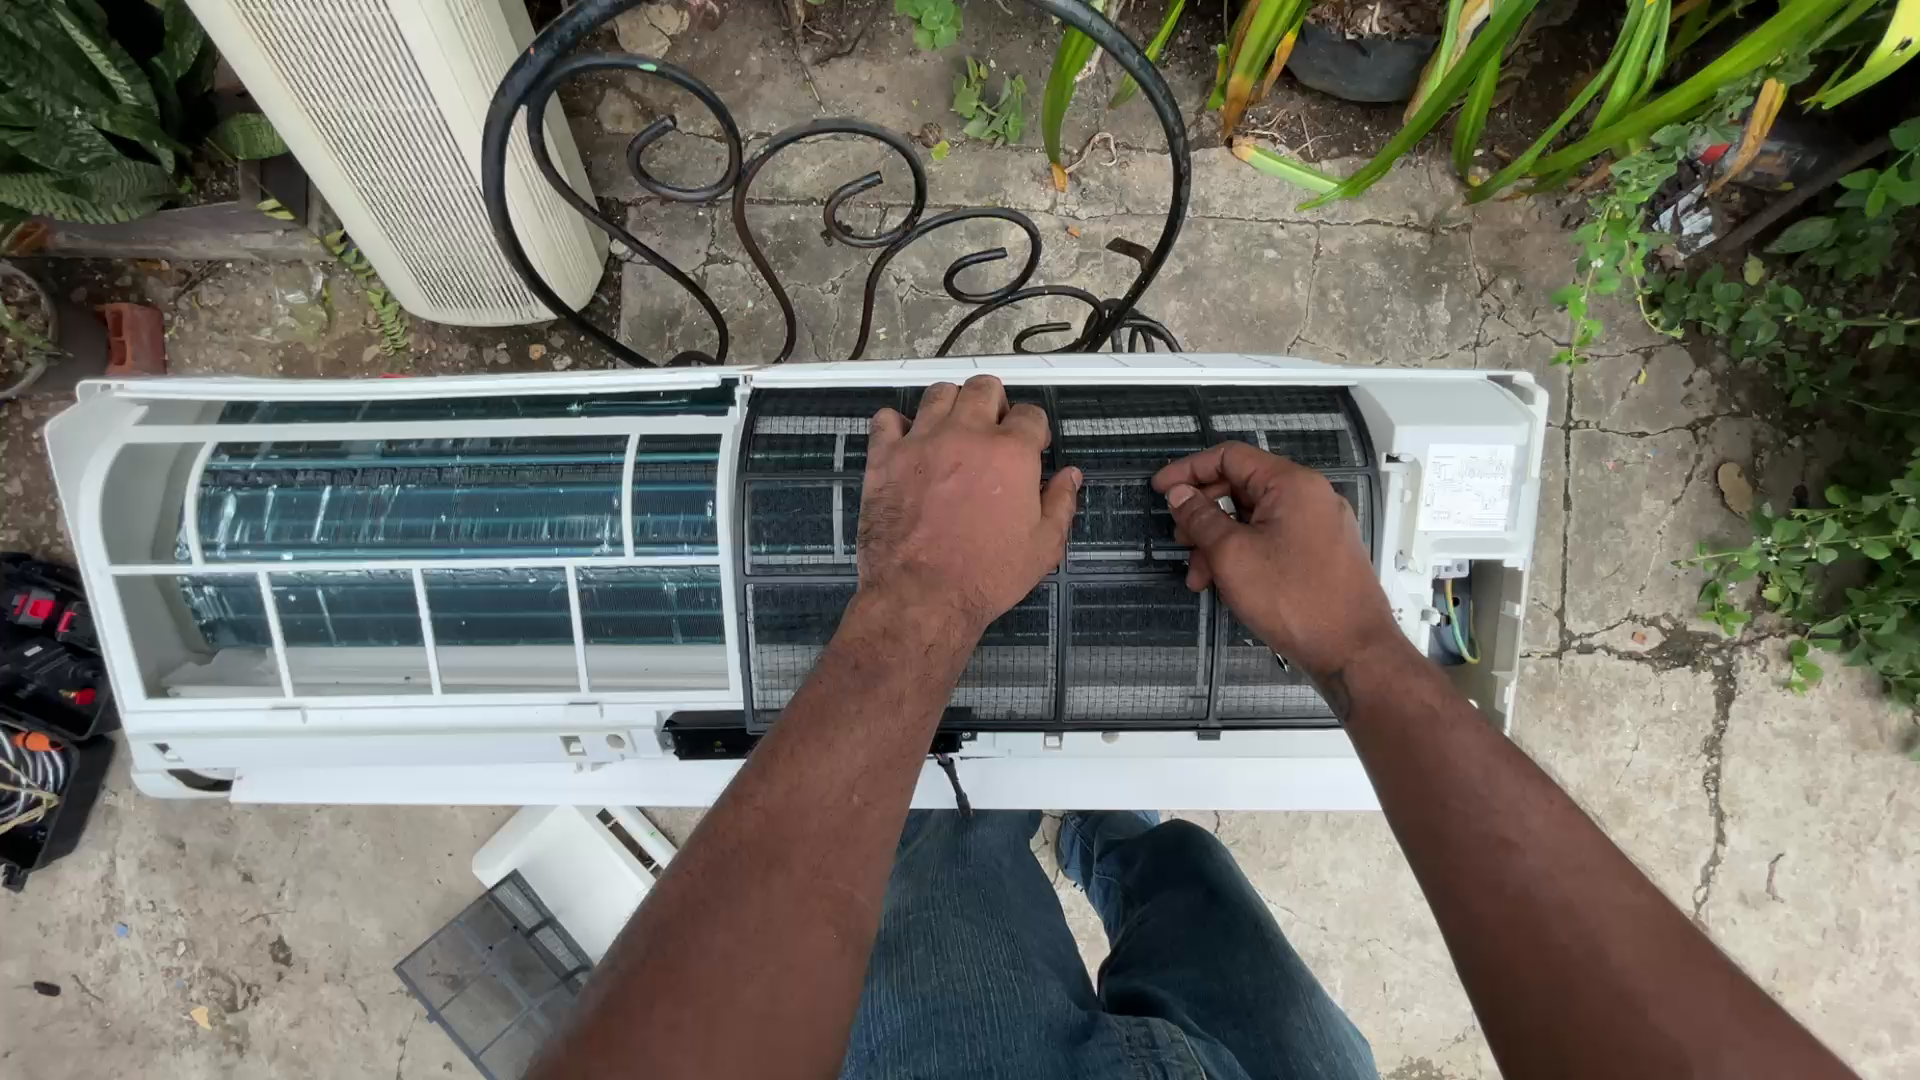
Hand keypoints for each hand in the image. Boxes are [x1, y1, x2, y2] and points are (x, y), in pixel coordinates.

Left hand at [856, 375, 1080, 641]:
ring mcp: (921, 441)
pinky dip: (899, 426)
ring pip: (939, 393)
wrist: (921, 595)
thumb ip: (1061, 503)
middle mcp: (966, 433)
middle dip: (995, 406)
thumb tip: (1071, 474)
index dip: (1034, 431)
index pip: (1030, 413)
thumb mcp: (1043, 547)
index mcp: (1010, 451)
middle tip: (992, 437)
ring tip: (953, 434)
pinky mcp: (884, 456)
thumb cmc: (988, 575)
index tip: (1030, 452)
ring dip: (952, 406)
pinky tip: (908, 445)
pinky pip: (887, 418)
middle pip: (984, 388)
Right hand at [1151, 441, 1395, 679]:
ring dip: (1218, 542)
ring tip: (1199, 577)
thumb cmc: (1292, 598)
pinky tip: (1225, 584)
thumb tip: (1180, 494)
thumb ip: (1200, 517)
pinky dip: (1242, 554)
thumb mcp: (1231, 554)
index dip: (1189, 470)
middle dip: (1202, 514)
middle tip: (1180, 540)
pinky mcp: (1320, 553)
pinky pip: (1270, 539)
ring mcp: (1318, 526)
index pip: (1230, 457)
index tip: (1160, 490)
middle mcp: (1309, 497)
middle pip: (1240, 487)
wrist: (1353, 652)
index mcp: (1292, 484)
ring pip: (1253, 519)